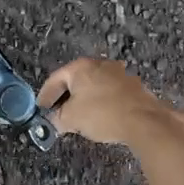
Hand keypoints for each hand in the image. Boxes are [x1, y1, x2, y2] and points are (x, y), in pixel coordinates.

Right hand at [37, 58, 174, 144]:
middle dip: (65, 96)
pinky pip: (109, 93)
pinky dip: (101, 102)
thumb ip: (57, 118)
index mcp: (80, 67)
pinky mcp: (133, 86)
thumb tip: (54, 120)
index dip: (45, 95)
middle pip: (76, 80)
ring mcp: (119, 73)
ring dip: (84, 99)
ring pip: (94, 86)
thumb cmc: (101, 113)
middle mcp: (100, 64)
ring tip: (78, 116)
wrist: (143, 120)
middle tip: (57, 112)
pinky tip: (100, 116)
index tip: (40, 107)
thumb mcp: (71, 119)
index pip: (55, 78)